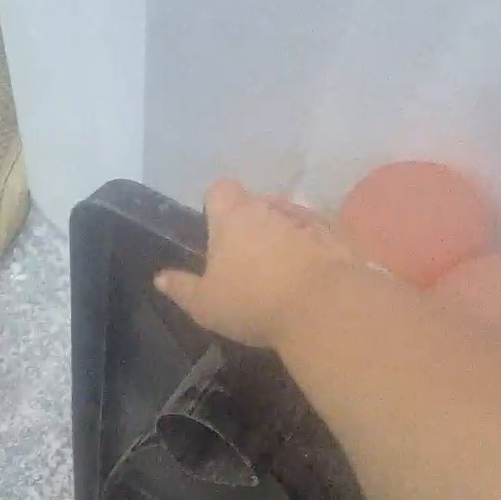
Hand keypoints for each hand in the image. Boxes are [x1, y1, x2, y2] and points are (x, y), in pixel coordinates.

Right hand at [155, 179, 370, 348]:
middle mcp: (269, 208)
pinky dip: (315, 249)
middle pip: (255, 204)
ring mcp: (308, 219)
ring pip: (289, 218)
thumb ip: (182, 288)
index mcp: (232, 217)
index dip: (215, 206)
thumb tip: (160, 278)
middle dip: (251, 225)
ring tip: (282, 272)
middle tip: (245, 261)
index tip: (215, 231)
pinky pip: (320, 236)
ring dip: (284, 236)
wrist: (327, 309)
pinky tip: (312, 276)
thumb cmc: (253, 303)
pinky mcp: (340, 236)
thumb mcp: (205, 305)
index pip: (219, 190)